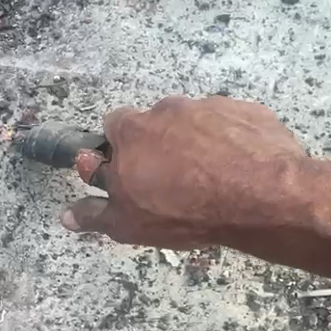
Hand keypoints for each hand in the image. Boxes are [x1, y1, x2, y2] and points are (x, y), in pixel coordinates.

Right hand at [63, 97, 313, 248]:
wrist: (263, 199)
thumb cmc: (184, 209)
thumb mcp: (127, 223)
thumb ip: (94, 215)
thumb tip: (67, 216)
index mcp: (131, 130)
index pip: (112, 125)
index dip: (119, 149)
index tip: (130, 171)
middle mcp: (167, 110)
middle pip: (155, 123)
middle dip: (159, 145)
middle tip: (171, 179)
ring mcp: (211, 107)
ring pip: (195, 123)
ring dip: (196, 143)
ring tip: (210, 178)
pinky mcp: (250, 112)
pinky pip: (232, 125)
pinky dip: (231, 142)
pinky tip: (239, 170)